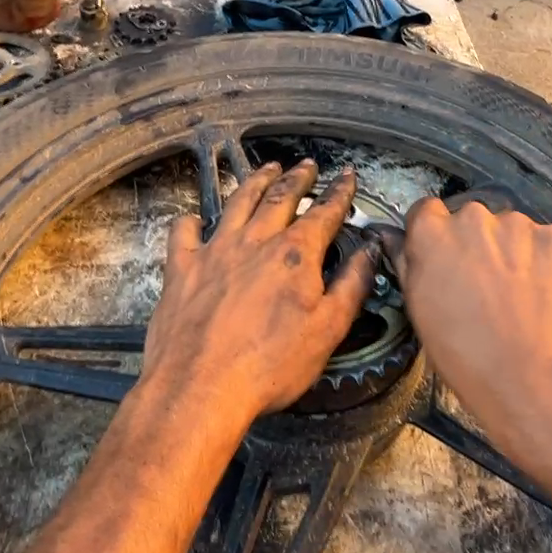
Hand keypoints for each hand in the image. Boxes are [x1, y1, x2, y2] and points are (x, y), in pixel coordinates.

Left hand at [141, 161, 377, 427]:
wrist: (199, 387)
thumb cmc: (268, 366)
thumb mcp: (328, 330)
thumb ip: (353, 285)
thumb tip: (370, 252)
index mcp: (294, 255)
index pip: (324, 212)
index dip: (339, 193)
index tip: (346, 178)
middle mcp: (254, 242)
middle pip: (280, 197)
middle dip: (297, 178)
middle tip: (306, 165)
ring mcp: (214, 251)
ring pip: (237, 203)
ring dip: (255, 182)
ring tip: (266, 169)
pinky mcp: (181, 269)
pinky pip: (184, 233)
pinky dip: (190, 221)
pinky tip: (195, 219)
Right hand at [392, 198, 551, 461]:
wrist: (531, 378)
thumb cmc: (471, 355)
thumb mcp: (420, 310)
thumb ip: (409, 264)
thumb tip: (398, 242)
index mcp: (432, 233)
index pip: (428, 212)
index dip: (439, 236)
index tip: (447, 256)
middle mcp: (473, 219)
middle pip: (473, 219)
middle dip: (479, 244)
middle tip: (486, 285)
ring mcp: (518, 226)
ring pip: (513, 230)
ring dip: (515, 252)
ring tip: (519, 296)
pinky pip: (549, 241)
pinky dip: (549, 261)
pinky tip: (544, 294)